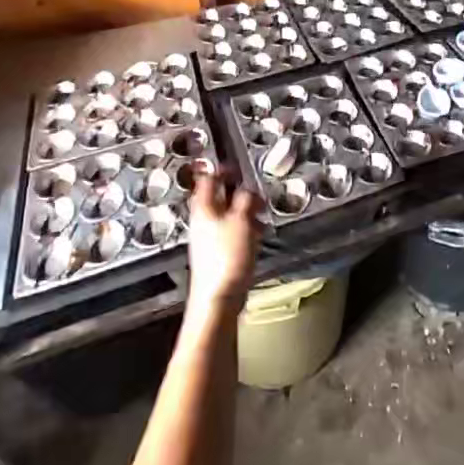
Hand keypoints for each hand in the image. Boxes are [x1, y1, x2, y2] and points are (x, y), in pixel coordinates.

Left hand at [187, 170, 257, 307]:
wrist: (218, 297)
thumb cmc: (227, 256)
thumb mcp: (242, 220)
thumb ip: (246, 200)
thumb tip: (248, 190)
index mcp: (204, 207)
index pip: (209, 179)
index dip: (223, 170)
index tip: (237, 167)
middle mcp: (202, 220)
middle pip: (219, 198)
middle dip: (239, 194)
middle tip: (256, 196)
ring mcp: (208, 238)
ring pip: (227, 216)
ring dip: (245, 213)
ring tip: (261, 217)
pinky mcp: (216, 254)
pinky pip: (231, 233)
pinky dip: (244, 230)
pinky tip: (256, 237)